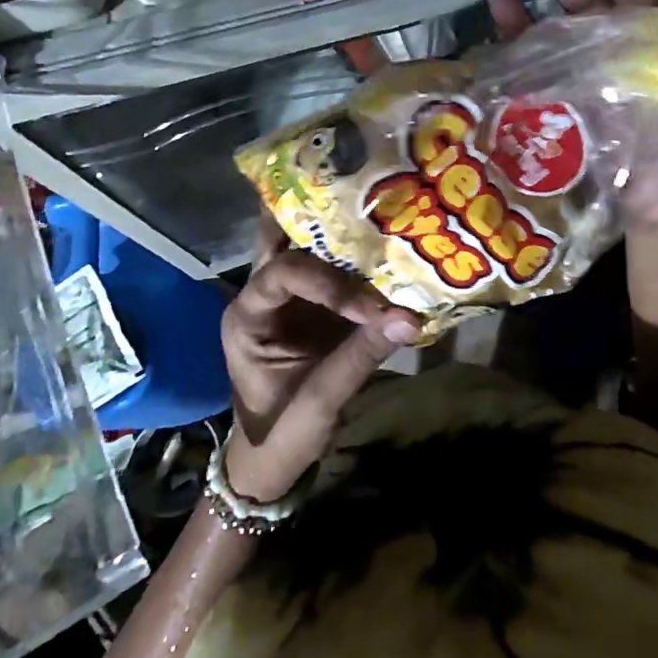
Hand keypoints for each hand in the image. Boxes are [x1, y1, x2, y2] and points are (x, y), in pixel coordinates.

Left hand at [218, 217, 421, 500]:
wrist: (276, 460)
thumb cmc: (282, 434)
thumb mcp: (318, 403)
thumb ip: (360, 357)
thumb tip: (411, 318)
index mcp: (247, 316)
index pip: (282, 273)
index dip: (327, 282)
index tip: (370, 306)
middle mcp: (264, 296)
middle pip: (283, 238)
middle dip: (318, 218)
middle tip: (360, 197)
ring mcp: (293, 298)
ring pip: (312, 247)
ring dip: (344, 234)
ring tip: (383, 214)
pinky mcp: (320, 307)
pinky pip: (339, 272)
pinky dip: (362, 261)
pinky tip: (391, 249)